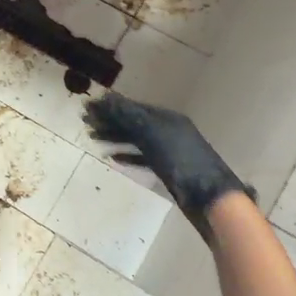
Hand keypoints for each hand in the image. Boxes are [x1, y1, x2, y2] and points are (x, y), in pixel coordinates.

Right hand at [84, 93, 254, 237]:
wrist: (209, 197)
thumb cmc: (181, 161)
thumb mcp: (153, 135)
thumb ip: (129, 117)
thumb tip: (105, 98)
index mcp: (167, 118)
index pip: (133, 107)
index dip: (109, 107)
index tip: (87, 108)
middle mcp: (168, 130)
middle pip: (133, 122)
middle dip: (109, 122)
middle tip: (85, 124)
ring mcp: (170, 150)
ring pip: (136, 139)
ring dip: (115, 137)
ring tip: (93, 139)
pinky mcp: (169, 168)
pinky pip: (143, 157)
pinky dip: (128, 155)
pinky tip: (114, 158)